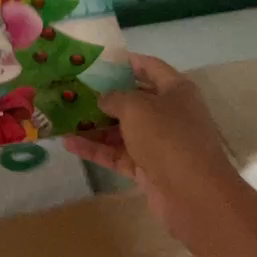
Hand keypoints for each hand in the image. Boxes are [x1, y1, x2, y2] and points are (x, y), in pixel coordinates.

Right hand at [63, 54, 241, 241]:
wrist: (193, 194)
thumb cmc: (168, 137)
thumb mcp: (137, 108)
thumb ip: (116, 98)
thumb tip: (104, 99)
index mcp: (176, 90)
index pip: (150, 67)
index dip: (126, 62)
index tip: (97, 61)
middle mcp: (169, 113)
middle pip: (134, 100)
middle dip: (104, 96)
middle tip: (73, 90)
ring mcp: (159, 143)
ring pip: (122, 130)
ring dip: (95, 125)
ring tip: (63, 117)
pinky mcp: (148, 169)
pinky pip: (118, 154)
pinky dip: (96, 149)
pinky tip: (69, 144)